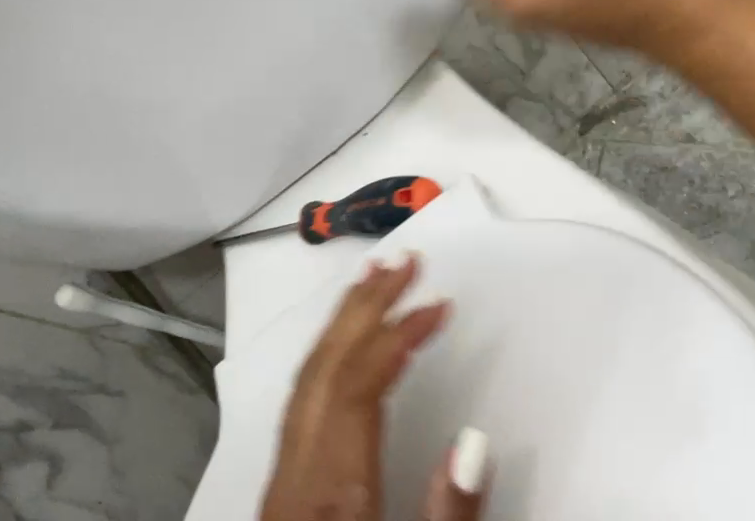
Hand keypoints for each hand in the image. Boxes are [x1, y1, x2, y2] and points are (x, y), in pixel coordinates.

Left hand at [257, 254, 485, 520]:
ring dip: (340, 323)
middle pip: (323, 370)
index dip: (399, 332)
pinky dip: (328, 357)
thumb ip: (448, 518)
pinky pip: (302, 401)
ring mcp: (280, 486)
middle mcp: (294, 480)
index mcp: (328, 495)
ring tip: (373, 281)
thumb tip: (474, 441)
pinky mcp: (282, 495)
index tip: (441, 302)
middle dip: (364, 306)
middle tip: (404, 258)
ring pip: (304, 381)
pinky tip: (348, 348)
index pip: (359, 385)